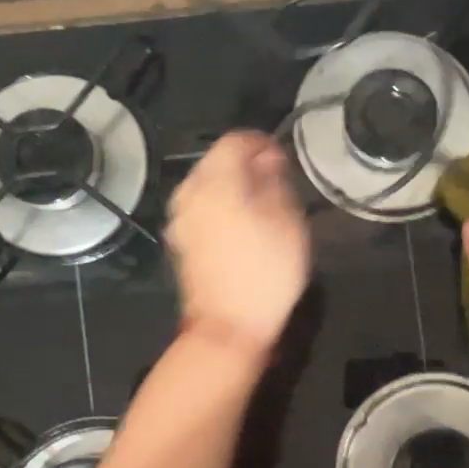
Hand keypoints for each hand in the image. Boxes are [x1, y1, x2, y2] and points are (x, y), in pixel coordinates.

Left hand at [166, 131, 310, 356]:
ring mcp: (180, 218)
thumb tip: (268, 160)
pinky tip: (243, 230)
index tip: (284, 160)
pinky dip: (221, 208)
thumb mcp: (288, 222)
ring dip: (234, 188)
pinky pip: (202, 209)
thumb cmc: (266, 273)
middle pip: (217, 161)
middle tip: (278, 186)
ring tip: (263, 209)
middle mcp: (190, 192)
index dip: (263, 143)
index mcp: (216, 181)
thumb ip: (276, 181)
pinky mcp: (180, 241)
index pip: (236, 139)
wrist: (229, 327)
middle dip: (247, 166)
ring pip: (208, 185)